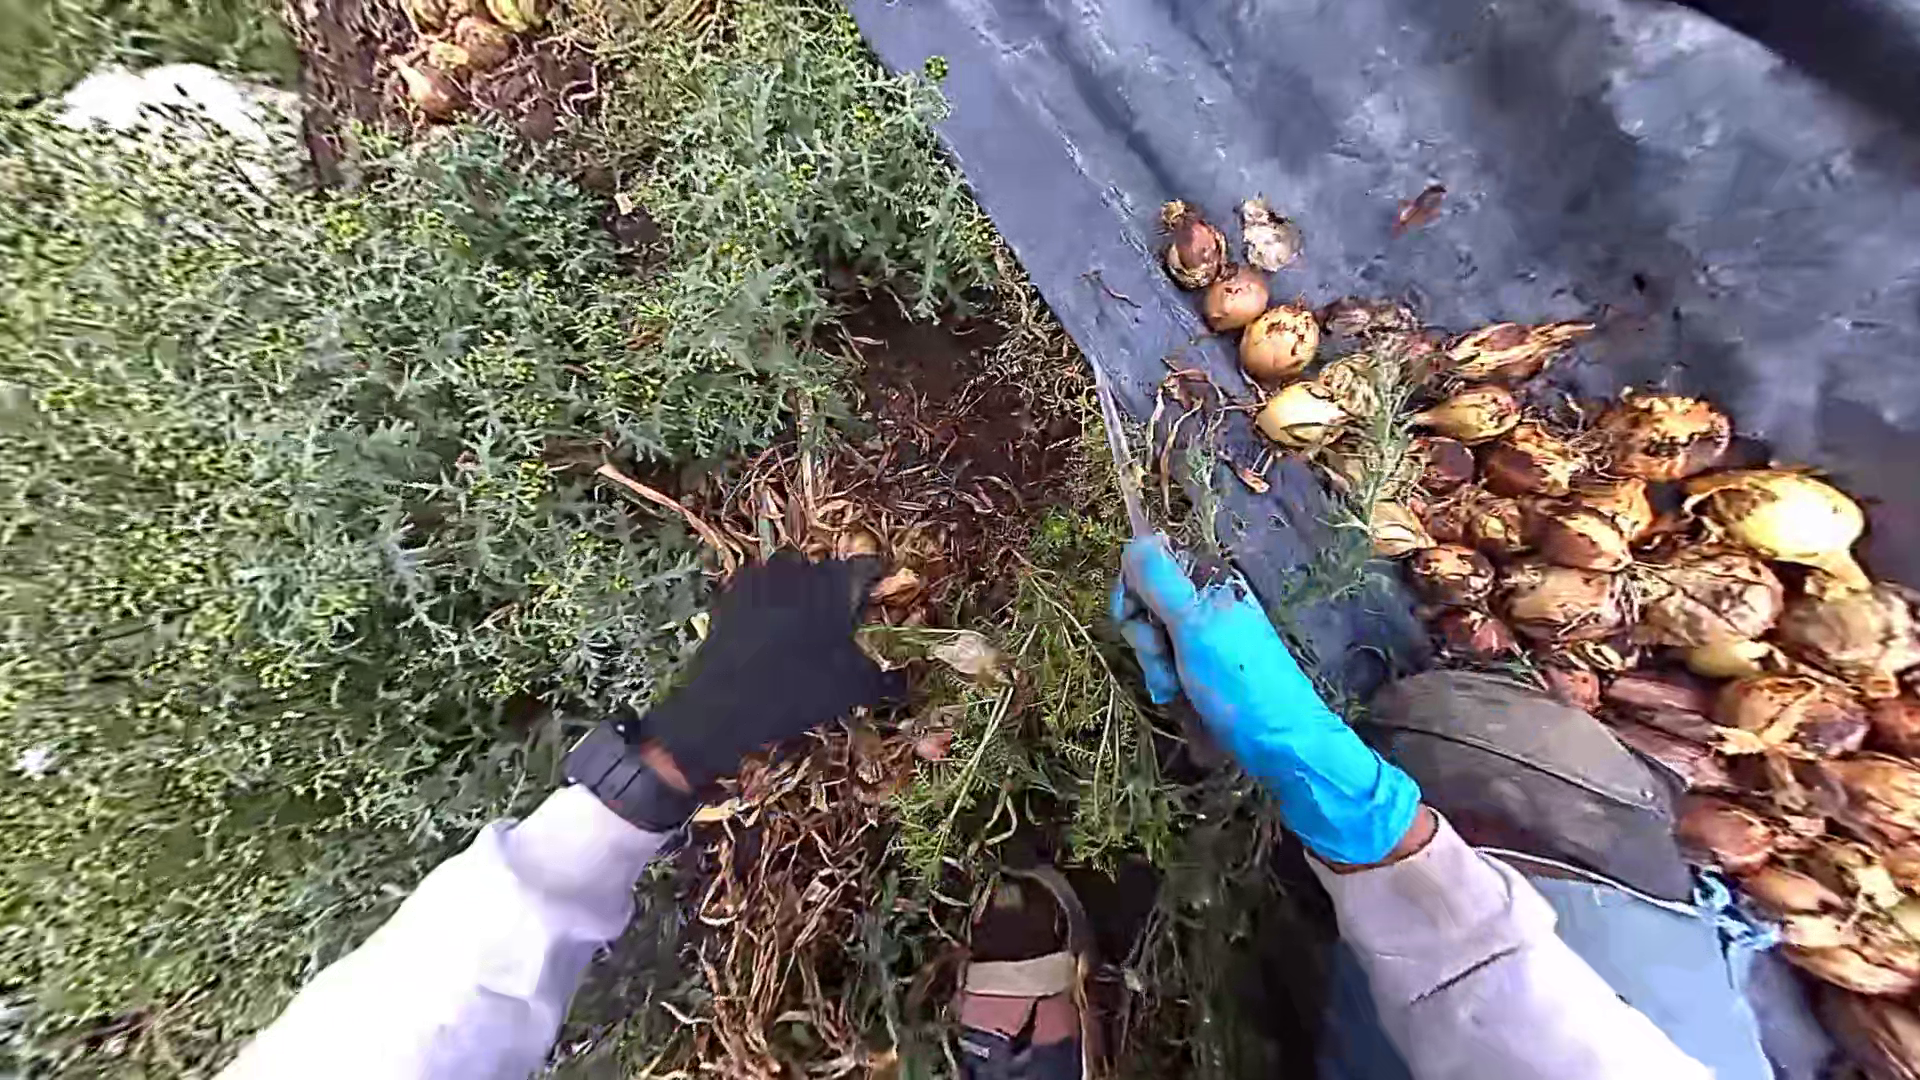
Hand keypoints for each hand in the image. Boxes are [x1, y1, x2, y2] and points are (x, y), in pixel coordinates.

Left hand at [568, 554, 904, 830]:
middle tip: (842, 620)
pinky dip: (771, 599)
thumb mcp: (852, 688)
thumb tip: (908, 681)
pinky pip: (761, 585)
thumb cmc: (798, 690)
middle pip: (829, 569)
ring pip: (792, 572)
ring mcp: (762, 578)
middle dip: (838, 588)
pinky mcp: (732, 593)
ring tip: (805, 622)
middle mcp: (800, 569)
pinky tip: (771, 628)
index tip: (880, 600)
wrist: (722, 707)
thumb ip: (886, 679)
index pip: (868, 567)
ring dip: (803, 590)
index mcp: (834, 584)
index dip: (877, 583)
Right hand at [1111, 534, 1421, 864]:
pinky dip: (1162, 675)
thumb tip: (1136, 537)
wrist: (1278, 743)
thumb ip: (1161, 580)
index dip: (1131, 592)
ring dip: (1152, 661)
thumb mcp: (1194, 626)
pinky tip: (1176, 693)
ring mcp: (1199, 631)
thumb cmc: (1237, 682)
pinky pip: (1161, 657)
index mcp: (1206, 579)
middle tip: (1165, 657)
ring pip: (1147, 632)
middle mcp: (1201, 599)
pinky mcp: (1196, 660)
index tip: (1137, 619)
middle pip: (1141, 600)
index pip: (1143, 564)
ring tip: (1175, 683)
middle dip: (1143, 633)